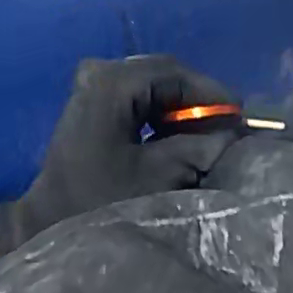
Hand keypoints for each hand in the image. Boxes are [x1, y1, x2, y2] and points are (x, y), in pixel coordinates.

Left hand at [0, 56, 238, 260]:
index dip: (209, 91)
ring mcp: (89, 86)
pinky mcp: (89, 104)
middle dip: (195, 99)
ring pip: (147, 86)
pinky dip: (159, 114)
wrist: (50, 221)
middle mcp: (98, 72)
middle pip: (159, 74)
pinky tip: (178, 137)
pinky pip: (133, 98)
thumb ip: (200, 147)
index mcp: (111, 81)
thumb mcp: (160, 175)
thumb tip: (235, 130)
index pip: (171, 71)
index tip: (242, 116)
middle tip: (229, 127)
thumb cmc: (103, 199)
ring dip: (178, 107)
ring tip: (209, 135)